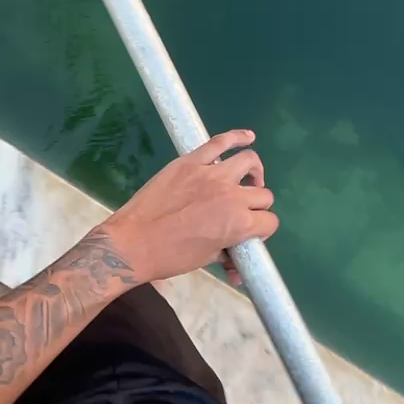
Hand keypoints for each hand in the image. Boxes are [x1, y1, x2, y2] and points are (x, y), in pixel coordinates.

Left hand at [98, 130, 277, 283]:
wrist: (134, 242)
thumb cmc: (170, 256)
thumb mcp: (207, 260)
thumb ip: (228, 254)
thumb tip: (236, 267)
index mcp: (239, 224)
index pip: (269, 222)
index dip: (261, 230)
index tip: (250, 232)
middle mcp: (232, 195)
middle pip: (262, 195)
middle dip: (257, 206)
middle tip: (242, 211)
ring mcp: (212, 174)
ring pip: (248, 162)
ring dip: (254, 172)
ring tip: (247, 179)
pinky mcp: (191, 161)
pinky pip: (220, 142)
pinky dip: (237, 136)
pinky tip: (248, 136)